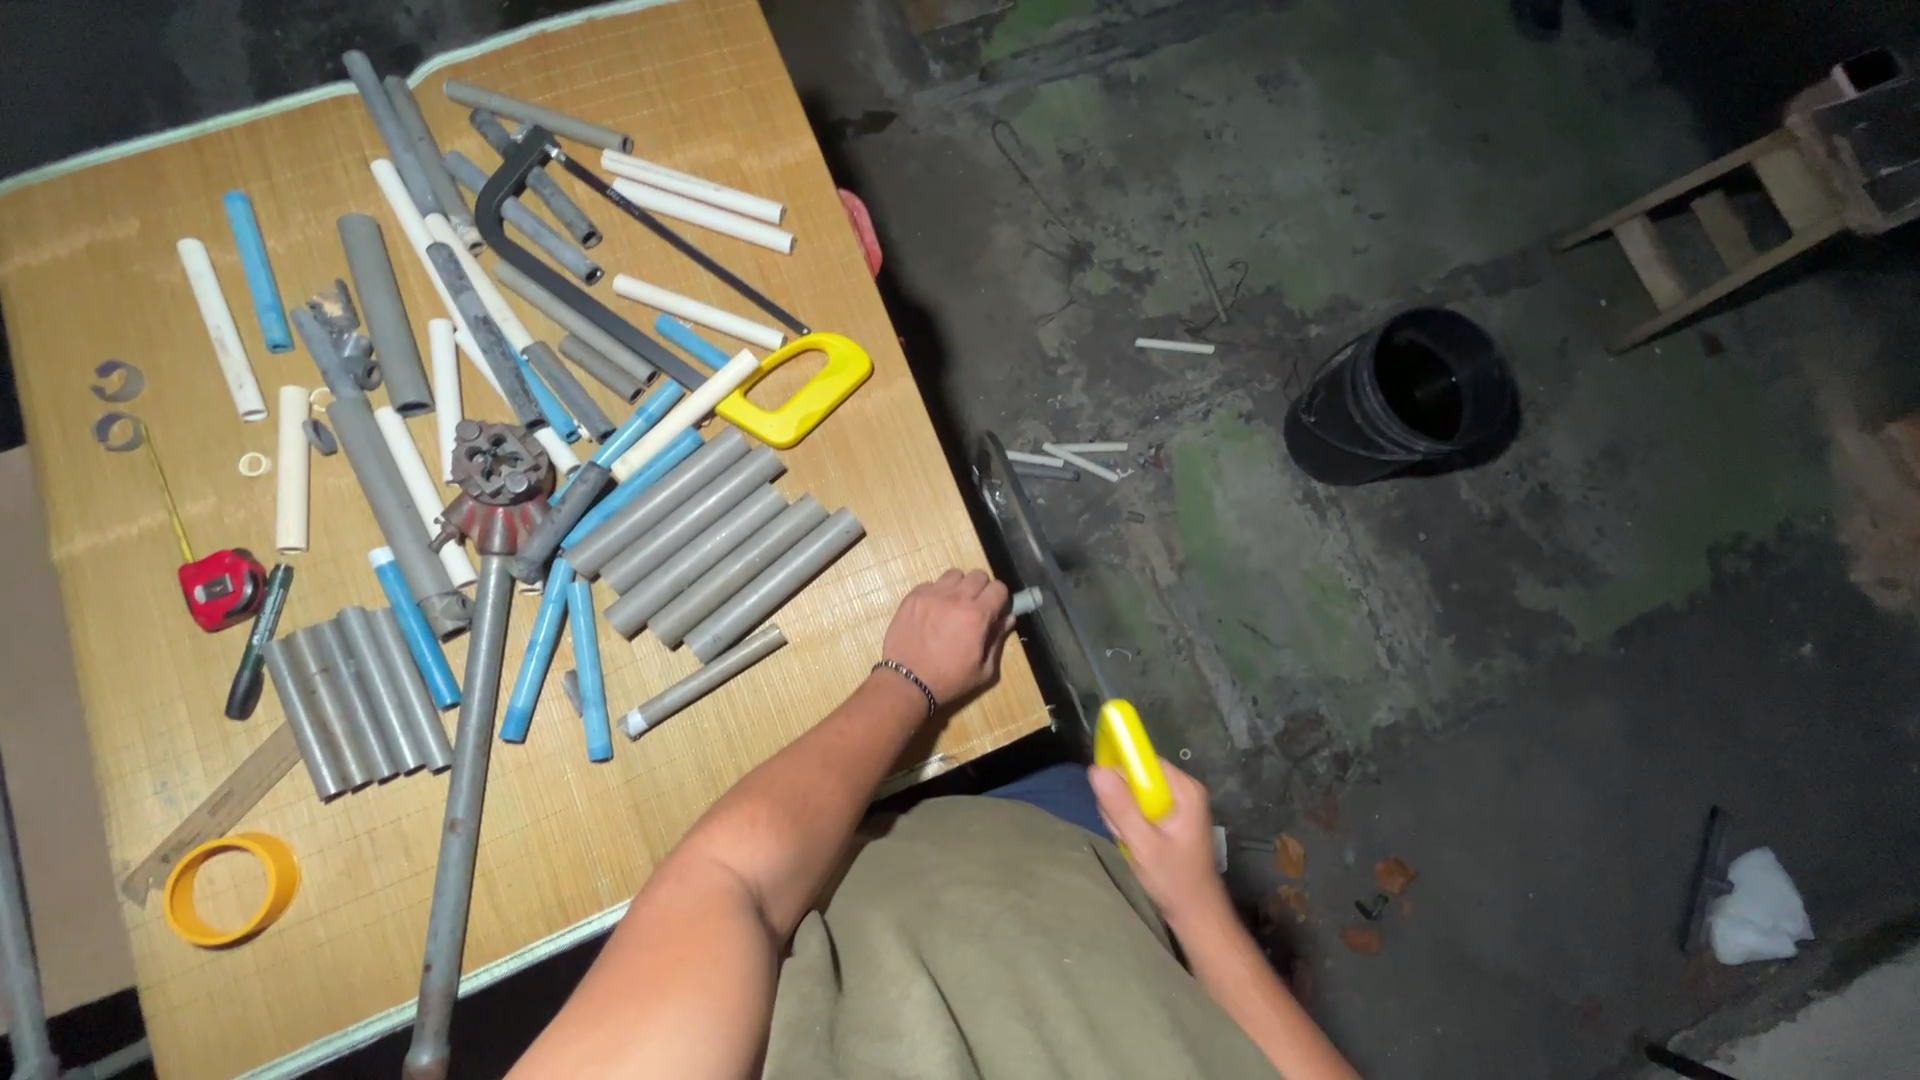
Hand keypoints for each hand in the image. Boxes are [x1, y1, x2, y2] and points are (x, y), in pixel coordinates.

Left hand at [880, 569, 1012, 704]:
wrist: (907, 682)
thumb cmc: (949, 680)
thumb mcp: (984, 670)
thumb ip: (998, 640)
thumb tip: (1008, 618)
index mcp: (977, 615)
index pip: (999, 588)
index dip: (1000, 599)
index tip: (994, 611)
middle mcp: (956, 598)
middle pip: (978, 575)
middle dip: (981, 589)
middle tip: (974, 608)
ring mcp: (932, 594)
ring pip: (954, 574)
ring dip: (958, 587)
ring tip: (952, 605)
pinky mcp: (913, 597)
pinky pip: (931, 583)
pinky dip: (936, 593)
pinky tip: (932, 611)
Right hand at [1089, 760, 1227, 925]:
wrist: (1195, 912)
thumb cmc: (1173, 879)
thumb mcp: (1143, 845)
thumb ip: (1121, 807)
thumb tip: (1096, 770)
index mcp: (1184, 789)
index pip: (1143, 762)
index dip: (1121, 775)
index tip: (1109, 800)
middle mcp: (1183, 788)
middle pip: (1137, 776)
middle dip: (1121, 800)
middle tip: (1122, 831)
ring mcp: (1178, 801)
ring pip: (1134, 791)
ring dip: (1123, 814)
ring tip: (1129, 841)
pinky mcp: (1171, 814)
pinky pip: (1140, 805)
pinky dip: (1130, 821)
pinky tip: (1134, 842)